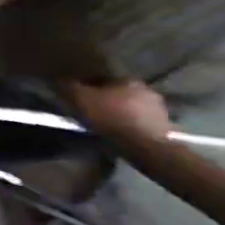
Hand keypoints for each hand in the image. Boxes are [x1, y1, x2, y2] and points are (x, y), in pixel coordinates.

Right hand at [57, 79, 173, 143]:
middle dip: (105, 99)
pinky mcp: (164, 125)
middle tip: (91, 110)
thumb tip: (59, 78)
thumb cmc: (111, 118)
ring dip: (119, 112)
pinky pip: (140, 120)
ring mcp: (158, 107)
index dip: (87, 87)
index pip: (100, 79)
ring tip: (106, 123)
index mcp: (126, 79)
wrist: (147, 145)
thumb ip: (69, 87)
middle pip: (117, 92)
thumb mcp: (81, 100)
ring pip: (130, 106)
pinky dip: (130, 124)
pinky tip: (121, 131)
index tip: (77, 97)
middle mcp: (146, 89)